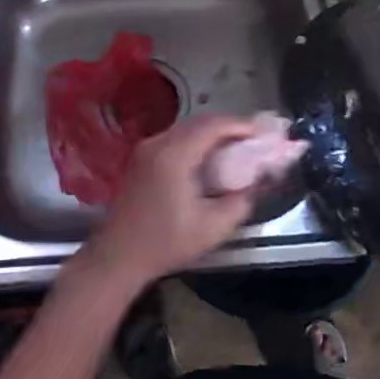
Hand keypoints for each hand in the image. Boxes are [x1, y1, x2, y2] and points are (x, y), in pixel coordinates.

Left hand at [78, 115, 258, 287]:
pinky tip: (209, 157)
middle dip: (228, 127)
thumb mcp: (212, 228)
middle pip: (199, 122)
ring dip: (211, 133)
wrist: (118, 256)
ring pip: (186, 128)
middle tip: (253, 139)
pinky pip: (174, 138)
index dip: (240, 125)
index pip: (212, 126)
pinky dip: (196, 140)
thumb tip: (257, 182)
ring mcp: (145, 148)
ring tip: (236, 146)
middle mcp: (157, 143)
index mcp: (174, 155)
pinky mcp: (140, 157)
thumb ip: (240, 201)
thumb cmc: (165, 243)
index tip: (261, 133)